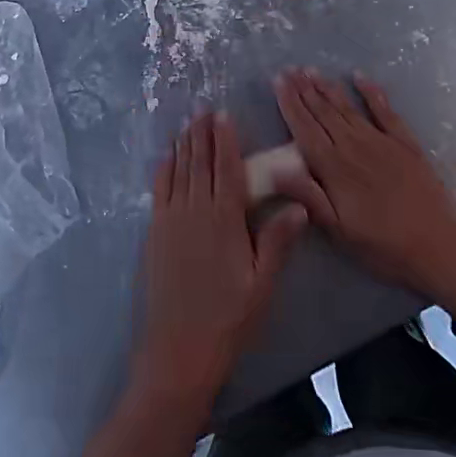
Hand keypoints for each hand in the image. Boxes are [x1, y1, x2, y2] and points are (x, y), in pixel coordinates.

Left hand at [133, 111, 306, 404]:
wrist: (179, 348)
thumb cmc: (229, 317)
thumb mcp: (263, 283)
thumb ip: (278, 240)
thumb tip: (300, 204)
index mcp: (225, 219)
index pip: (226, 168)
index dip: (225, 139)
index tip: (224, 114)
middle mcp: (195, 211)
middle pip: (199, 163)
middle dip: (202, 133)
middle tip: (203, 108)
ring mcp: (170, 220)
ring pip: (178, 171)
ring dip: (183, 145)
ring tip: (187, 123)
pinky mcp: (155, 233)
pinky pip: (159, 190)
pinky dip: (163, 168)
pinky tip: (165, 157)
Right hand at [271, 69, 455, 298]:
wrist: (437, 246)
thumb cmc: (381, 245)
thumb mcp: (338, 230)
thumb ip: (308, 196)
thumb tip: (274, 169)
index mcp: (334, 168)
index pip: (304, 129)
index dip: (289, 104)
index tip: (277, 81)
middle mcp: (354, 147)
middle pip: (323, 113)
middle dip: (304, 89)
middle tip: (289, 69)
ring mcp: (381, 141)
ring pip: (348, 108)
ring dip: (328, 88)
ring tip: (312, 70)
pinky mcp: (405, 143)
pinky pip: (385, 111)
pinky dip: (371, 92)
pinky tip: (359, 77)